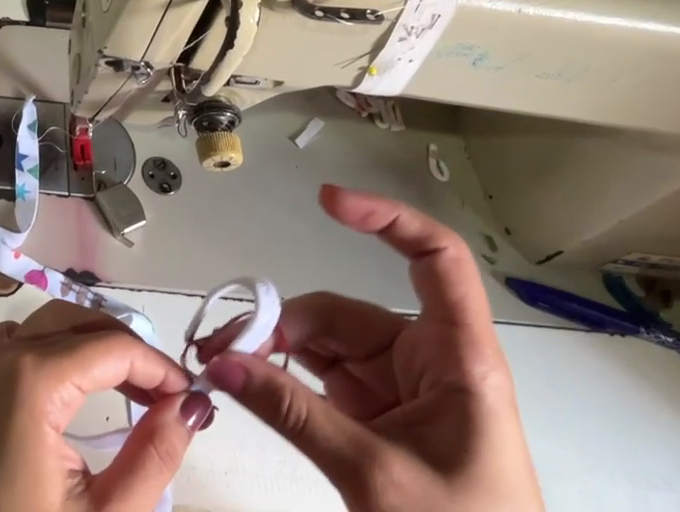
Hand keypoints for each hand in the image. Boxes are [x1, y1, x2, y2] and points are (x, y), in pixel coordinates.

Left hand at [0, 300, 213, 511]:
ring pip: (54, 322)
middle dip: (131, 350)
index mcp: (34, 379)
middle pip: (82, 322)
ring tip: (139, 390)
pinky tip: (78, 380)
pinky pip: (23, 338)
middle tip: (170, 397)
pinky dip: (58, 344)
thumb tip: (191, 406)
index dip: (160, 367)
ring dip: (97, 343)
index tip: (194, 399)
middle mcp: (7, 355)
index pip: (113, 347)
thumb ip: (153, 455)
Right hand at [198, 185, 541, 511]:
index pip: (436, 261)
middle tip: (221, 348)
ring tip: (221, 365)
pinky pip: (319, 375)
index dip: (387, 219)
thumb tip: (221, 364)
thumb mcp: (376, 477)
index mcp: (459, 359)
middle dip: (282, 321)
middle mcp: (428, 360)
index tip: (326, 201)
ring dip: (272, 347)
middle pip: (347, 311)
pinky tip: (244, 379)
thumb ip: (294, 414)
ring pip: (325, 342)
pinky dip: (280, 374)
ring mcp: (399, 388)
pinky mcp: (376, 415)